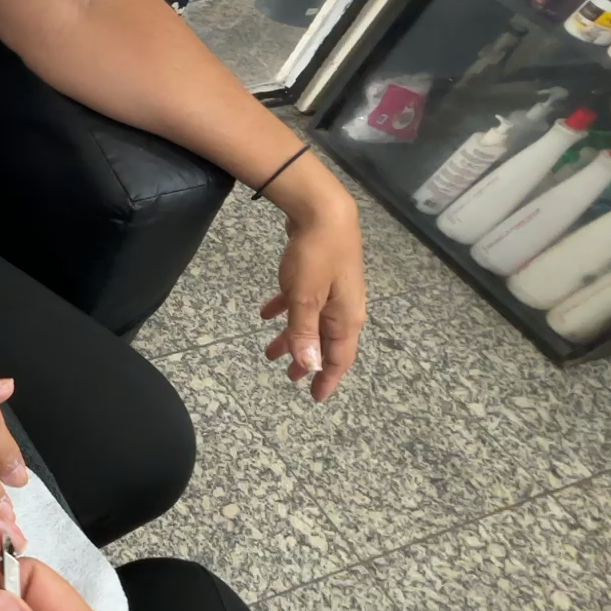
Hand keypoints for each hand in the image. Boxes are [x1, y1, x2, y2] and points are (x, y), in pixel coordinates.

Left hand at [261, 191, 366, 401]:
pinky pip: (300, 302)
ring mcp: (331, 291)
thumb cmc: (315, 257)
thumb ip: (304, 332)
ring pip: (310, 323)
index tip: (315, 397)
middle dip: (307, 361)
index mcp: (345, 317)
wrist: (322, 213)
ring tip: (270, 352)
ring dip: (291, 337)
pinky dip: (285, 311)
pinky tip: (265, 313)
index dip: (327, 378)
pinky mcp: (317, 276)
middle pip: (324, 342)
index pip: (339, 357)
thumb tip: (310, 365)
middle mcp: (342, 307)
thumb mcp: (305, 298)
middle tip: (288, 378)